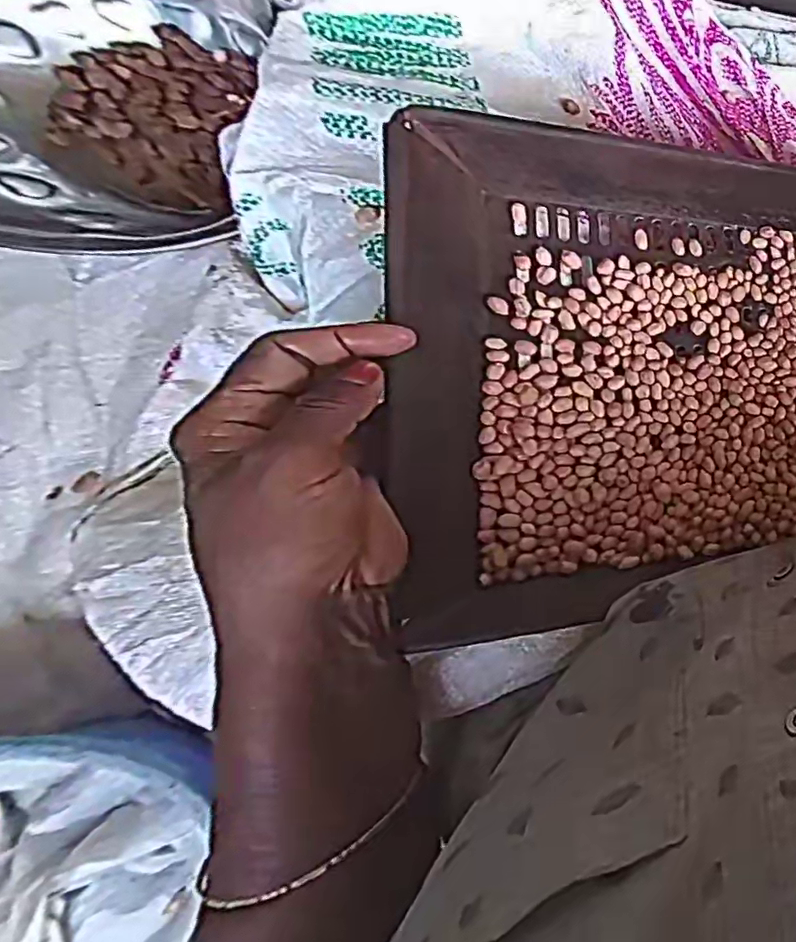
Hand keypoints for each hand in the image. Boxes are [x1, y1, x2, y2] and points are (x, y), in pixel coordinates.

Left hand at [172, 324, 416, 652]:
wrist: (321, 603)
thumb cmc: (276, 546)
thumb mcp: (290, 464)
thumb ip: (327, 408)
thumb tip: (365, 369)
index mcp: (227, 425)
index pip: (282, 358)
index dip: (339, 340)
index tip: (393, 338)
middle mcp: (271, 434)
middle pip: (318, 373)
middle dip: (362, 356)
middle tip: (411, 348)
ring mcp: (320, 454)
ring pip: (354, 400)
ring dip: (385, 385)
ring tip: (422, 373)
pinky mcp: (362, 473)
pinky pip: (382, 430)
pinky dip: (403, 414)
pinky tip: (422, 406)